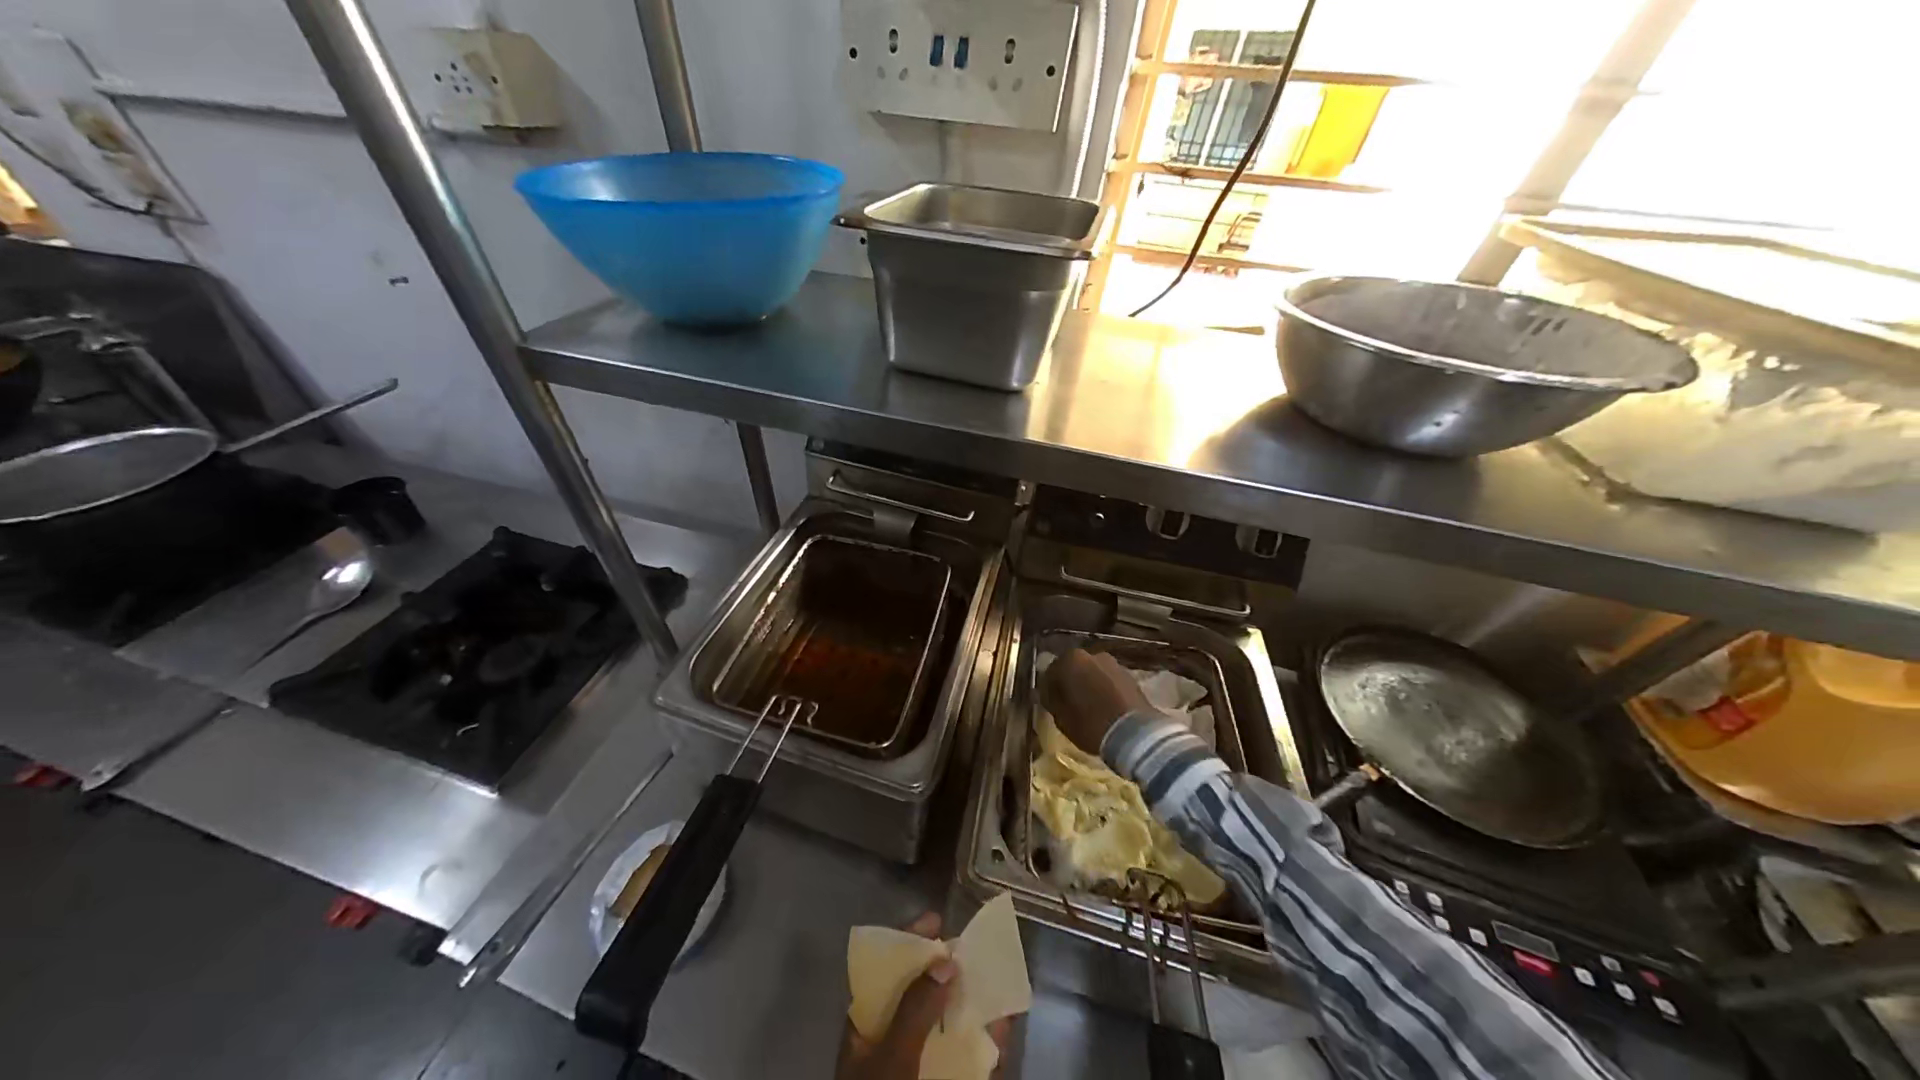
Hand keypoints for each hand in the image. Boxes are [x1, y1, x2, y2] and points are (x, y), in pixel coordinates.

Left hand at [836, 913, 1008, 1079]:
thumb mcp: (891, 1058)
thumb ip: (916, 1009)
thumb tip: (946, 960)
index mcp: (865, 1028)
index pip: (884, 970)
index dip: (907, 941)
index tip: (936, 918)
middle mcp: (891, 1041)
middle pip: (920, 992)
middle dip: (948, 968)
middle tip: (975, 946)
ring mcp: (919, 1066)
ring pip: (947, 1022)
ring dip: (971, 1000)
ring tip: (997, 977)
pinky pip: (969, 1059)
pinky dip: (987, 1040)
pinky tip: (1007, 1024)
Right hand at [1042, 648, 1150, 755]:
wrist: (1135, 734)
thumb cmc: (1090, 724)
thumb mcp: (1061, 718)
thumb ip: (1052, 701)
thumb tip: (1049, 694)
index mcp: (1070, 660)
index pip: (1050, 673)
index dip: (1048, 690)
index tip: (1049, 704)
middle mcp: (1092, 655)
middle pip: (1074, 669)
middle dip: (1070, 684)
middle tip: (1068, 704)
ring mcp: (1113, 663)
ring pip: (1092, 673)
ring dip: (1088, 685)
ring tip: (1088, 707)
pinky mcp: (1130, 676)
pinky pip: (1108, 681)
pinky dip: (1104, 690)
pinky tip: (1104, 707)